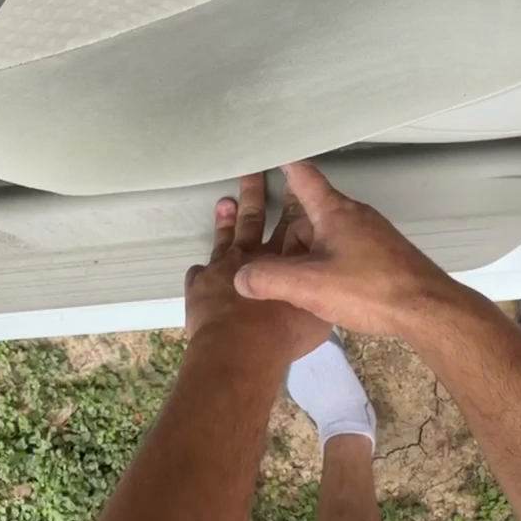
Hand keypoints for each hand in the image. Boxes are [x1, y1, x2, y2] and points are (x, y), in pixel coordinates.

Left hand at [185, 173, 328, 360]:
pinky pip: (198, 273)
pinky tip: (199, 268)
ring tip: (225, 202)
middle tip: (252, 172)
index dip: (291, 204)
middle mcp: (251, 256)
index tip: (290, 183)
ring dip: (226, 220)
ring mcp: (222, 267)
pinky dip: (201, 271)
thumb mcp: (315, 316)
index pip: (290, 225)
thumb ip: (316, 297)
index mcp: (282, 259)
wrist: (240, 348)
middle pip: (254, 220)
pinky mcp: (200, 284)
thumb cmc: (283, 333)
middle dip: (254, 194)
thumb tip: (321, 290)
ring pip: (224, 237)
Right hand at [232, 161, 464, 337]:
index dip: (285, 166)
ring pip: (328, 235)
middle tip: (278, 269)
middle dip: (291, 238)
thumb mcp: (309, 286)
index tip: (272, 156)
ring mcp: (373, 234)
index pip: (304, 177)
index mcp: (334, 211)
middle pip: (311, 214)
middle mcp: (355, 215)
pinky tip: (330, 292)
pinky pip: (347, 250)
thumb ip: (269, 279)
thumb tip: (240, 277)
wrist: (428, 310)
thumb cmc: (368, 289)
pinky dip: (330, 264)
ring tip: (303, 287)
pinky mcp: (385, 254)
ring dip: (310, 255)